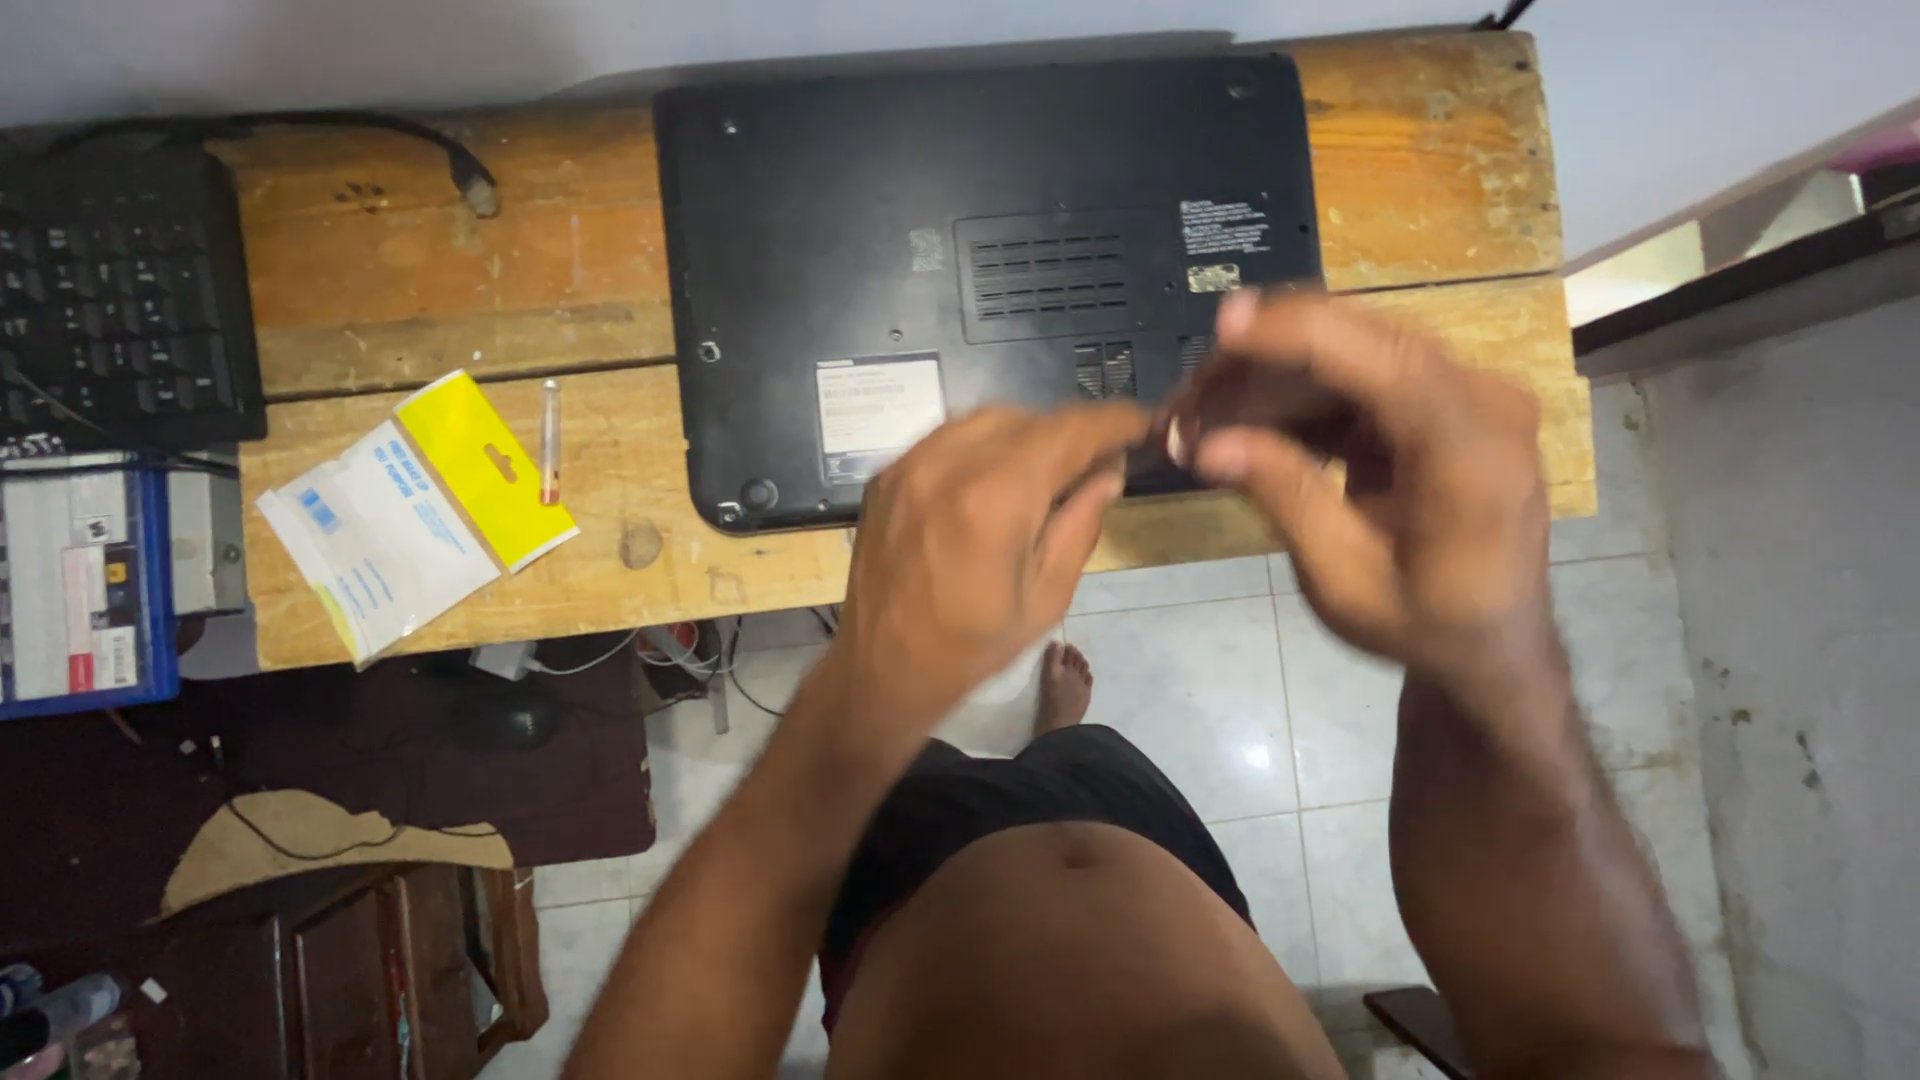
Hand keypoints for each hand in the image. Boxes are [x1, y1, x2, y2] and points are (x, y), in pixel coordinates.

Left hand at [821, 402, 1149, 756]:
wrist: (882, 666)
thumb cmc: (972, 645)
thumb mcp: (1047, 596)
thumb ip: (1081, 523)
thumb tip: (1108, 472)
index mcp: (995, 499)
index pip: (1068, 431)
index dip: (1112, 421)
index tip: (1140, 424)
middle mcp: (947, 464)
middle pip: (1028, 418)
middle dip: (1069, 434)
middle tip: (1091, 465)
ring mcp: (909, 464)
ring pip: (985, 419)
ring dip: (1025, 434)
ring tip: (1042, 473)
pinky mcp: (886, 473)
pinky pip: (946, 436)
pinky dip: (981, 445)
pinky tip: (991, 479)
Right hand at [1177, 290, 1555, 700]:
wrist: (1489, 640)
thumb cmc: (1423, 623)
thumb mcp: (1345, 581)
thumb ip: (1286, 501)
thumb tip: (1207, 446)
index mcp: (1472, 453)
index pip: (1388, 362)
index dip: (1301, 335)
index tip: (1224, 329)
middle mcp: (1480, 401)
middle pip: (1363, 341)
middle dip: (1262, 359)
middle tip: (1186, 399)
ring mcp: (1461, 396)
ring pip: (1349, 354)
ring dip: (1267, 380)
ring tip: (1198, 420)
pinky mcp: (1434, 404)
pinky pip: (1353, 380)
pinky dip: (1292, 398)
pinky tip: (1240, 426)